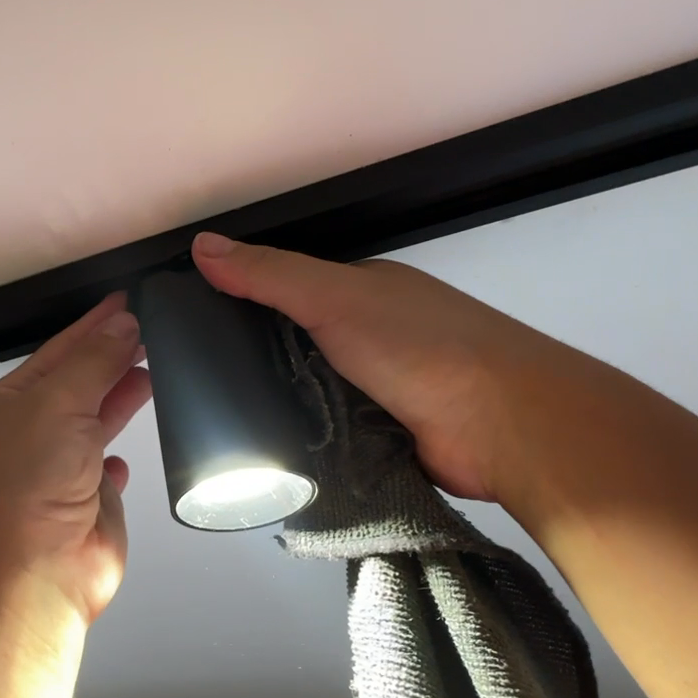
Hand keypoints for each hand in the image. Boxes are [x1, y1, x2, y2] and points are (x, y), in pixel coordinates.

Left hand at [0, 293, 153, 623]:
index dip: (95, 325)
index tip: (129, 302)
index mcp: (13, 402)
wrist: (32, 574)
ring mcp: (61, 468)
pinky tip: (128, 448)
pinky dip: (118, 454)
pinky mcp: (89, 500)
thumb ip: (94, 362)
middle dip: (113, 355)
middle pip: (80, 381)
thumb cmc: (27, 487)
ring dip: (121, 395)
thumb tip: (123, 325)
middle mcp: (34, 432)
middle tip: (153, 330)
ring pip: (96, 419)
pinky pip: (106, 466)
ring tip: (155, 368)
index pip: (61, 350)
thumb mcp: (57, 405)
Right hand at [191, 231, 594, 503]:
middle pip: (296, 345)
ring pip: (309, 392)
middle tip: (198, 384)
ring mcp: (379, 388)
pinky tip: (264, 450)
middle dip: (256, 362)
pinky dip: (304, 438)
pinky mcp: (382, 436)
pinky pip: (328, 432)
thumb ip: (269, 275)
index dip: (243, 303)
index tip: (195, 326)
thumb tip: (200, 246)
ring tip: (218, 423)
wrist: (502, 425)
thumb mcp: (334, 297)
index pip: (288, 290)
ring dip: (279, 405)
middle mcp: (372, 336)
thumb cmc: (420, 346)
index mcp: (364, 292)